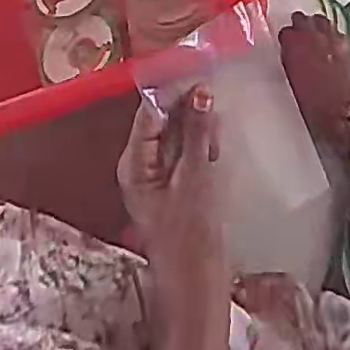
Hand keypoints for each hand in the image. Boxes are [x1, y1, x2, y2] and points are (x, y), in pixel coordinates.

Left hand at [117, 87, 229, 349]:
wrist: (197, 283)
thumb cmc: (190, 235)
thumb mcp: (196, 177)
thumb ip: (198, 132)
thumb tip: (200, 91)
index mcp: (134, 163)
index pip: (149, 112)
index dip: (171, 88)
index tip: (194, 66)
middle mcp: (141, 163)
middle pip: (163, 118)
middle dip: (188, 108)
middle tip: (212, 100)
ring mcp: (159, 172)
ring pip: (179, 131)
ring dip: (199, 127)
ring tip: (216, 140)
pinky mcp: (177, 179)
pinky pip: (188, 147)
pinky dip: (203, 143)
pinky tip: (216, 149)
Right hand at [279, 14, 349, 145]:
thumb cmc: (318, 110)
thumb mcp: (296, 87)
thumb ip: (294, 65)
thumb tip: (295, 59)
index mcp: (296, 48)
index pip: (287, 33)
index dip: (287, 38)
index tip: (287, 43)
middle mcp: (316, 38)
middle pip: (305, 21)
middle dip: (301, 26)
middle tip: (300, 33)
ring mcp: (336, 40)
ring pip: (324, 22)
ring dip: (318, 27)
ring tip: (317, 34)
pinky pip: (338, 33)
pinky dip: (333, 36)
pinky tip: (333, 45)